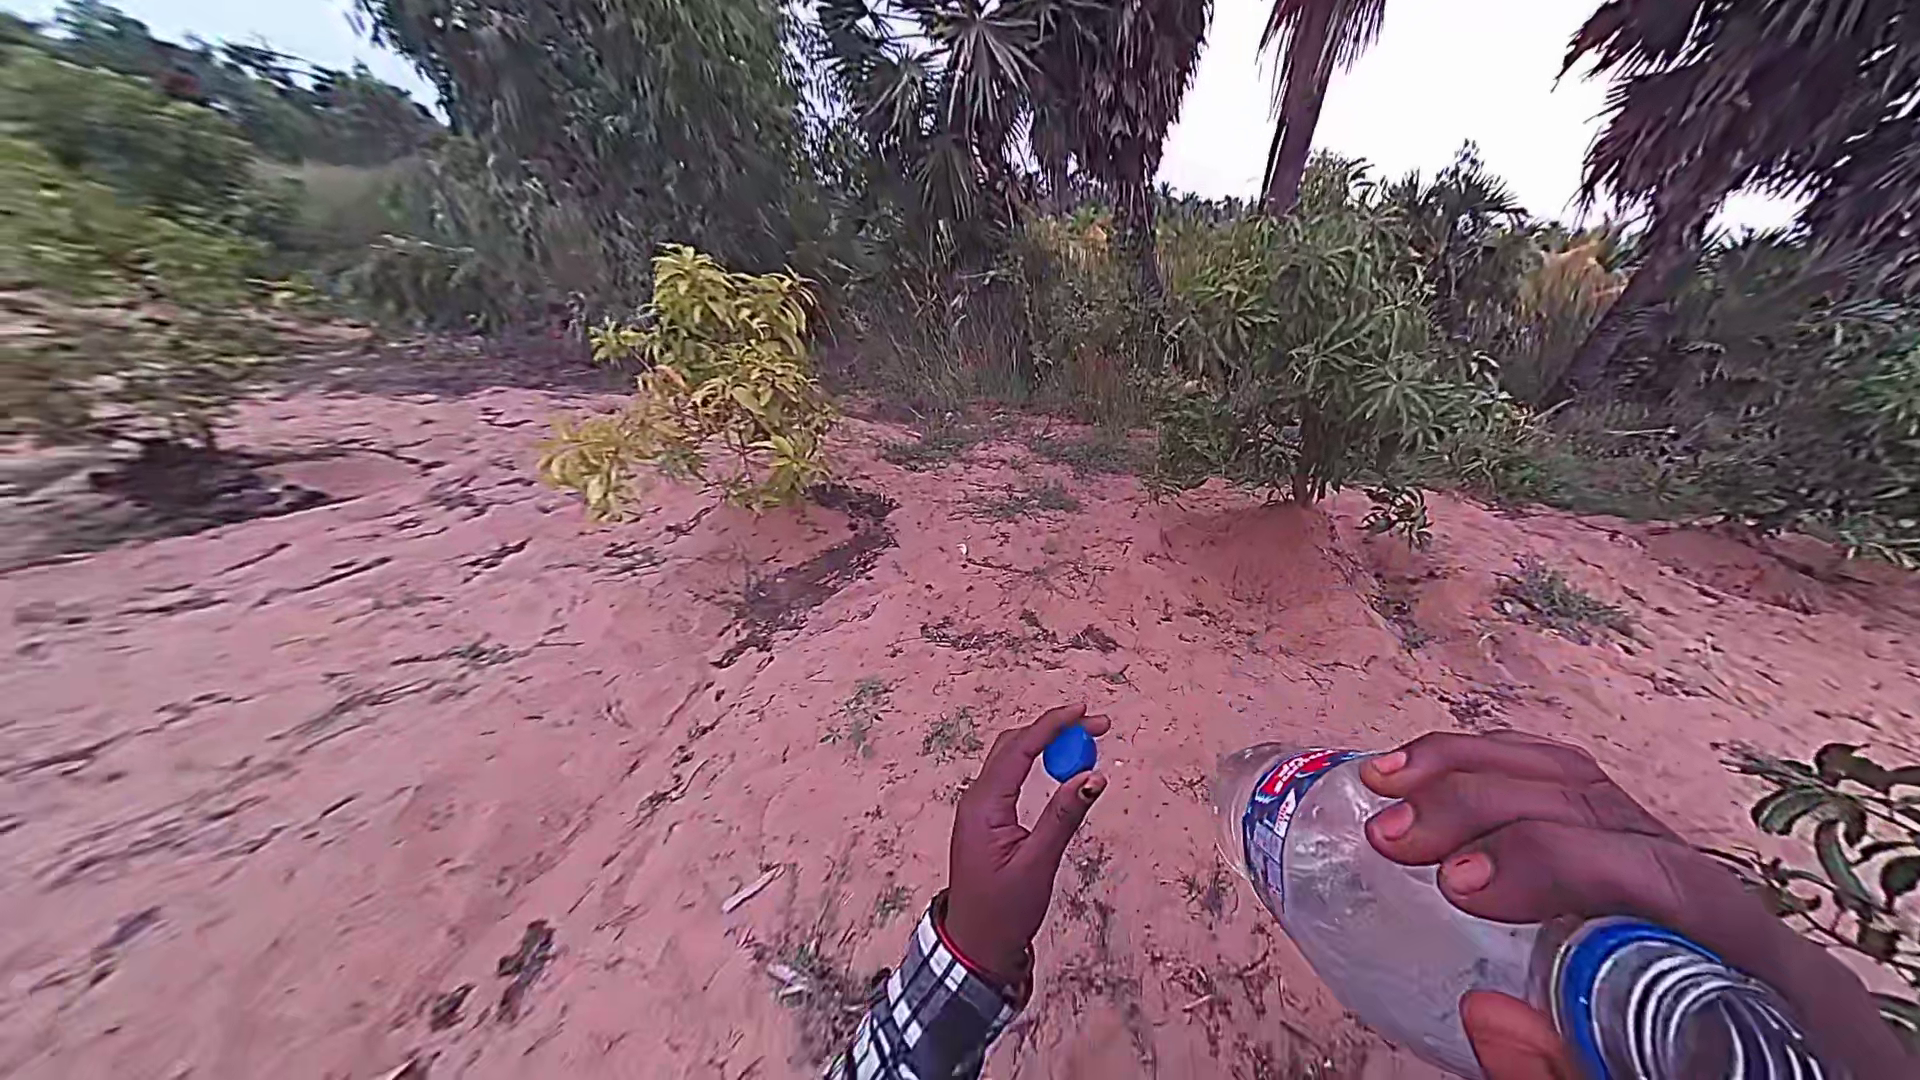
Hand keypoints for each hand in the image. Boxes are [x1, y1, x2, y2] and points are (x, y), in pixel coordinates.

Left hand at [942, 703, 1110, 984]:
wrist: (972, 946)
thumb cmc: (1003, 912)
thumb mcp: (1038, 865)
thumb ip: (1063, 817)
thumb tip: (1093, 776)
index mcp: (984, 804)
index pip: (1020, 749)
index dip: (1052, 725)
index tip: (1082, 710)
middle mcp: (977, 796)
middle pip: (1015, 745)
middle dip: (1054, 728)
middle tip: (1096, 725)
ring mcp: (979, 804)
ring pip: (1012, 756)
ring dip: (1046, 742)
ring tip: (1085, 738)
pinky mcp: (987, 814)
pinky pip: (1011, 774)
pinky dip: (1037, 760)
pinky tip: (1058, 761)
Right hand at [1359, 730, 1910, 1079]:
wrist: (1708, 1064)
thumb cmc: (1678, 1070)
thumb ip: (1571, 1079)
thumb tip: (1487, 1013)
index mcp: (1756, 964)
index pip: (1655, 872)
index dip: (1544, 860)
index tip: (1451, 886)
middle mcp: (1707, 890)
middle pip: (1589, 801)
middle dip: (1472, 804)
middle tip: (1389, 834)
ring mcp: (1650, 853)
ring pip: (1560, 771)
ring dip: (1457, 765)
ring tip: (1382, 782)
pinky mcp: (1598, 843)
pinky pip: (1538, 776)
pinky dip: (1468, 763)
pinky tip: (1415, 776)